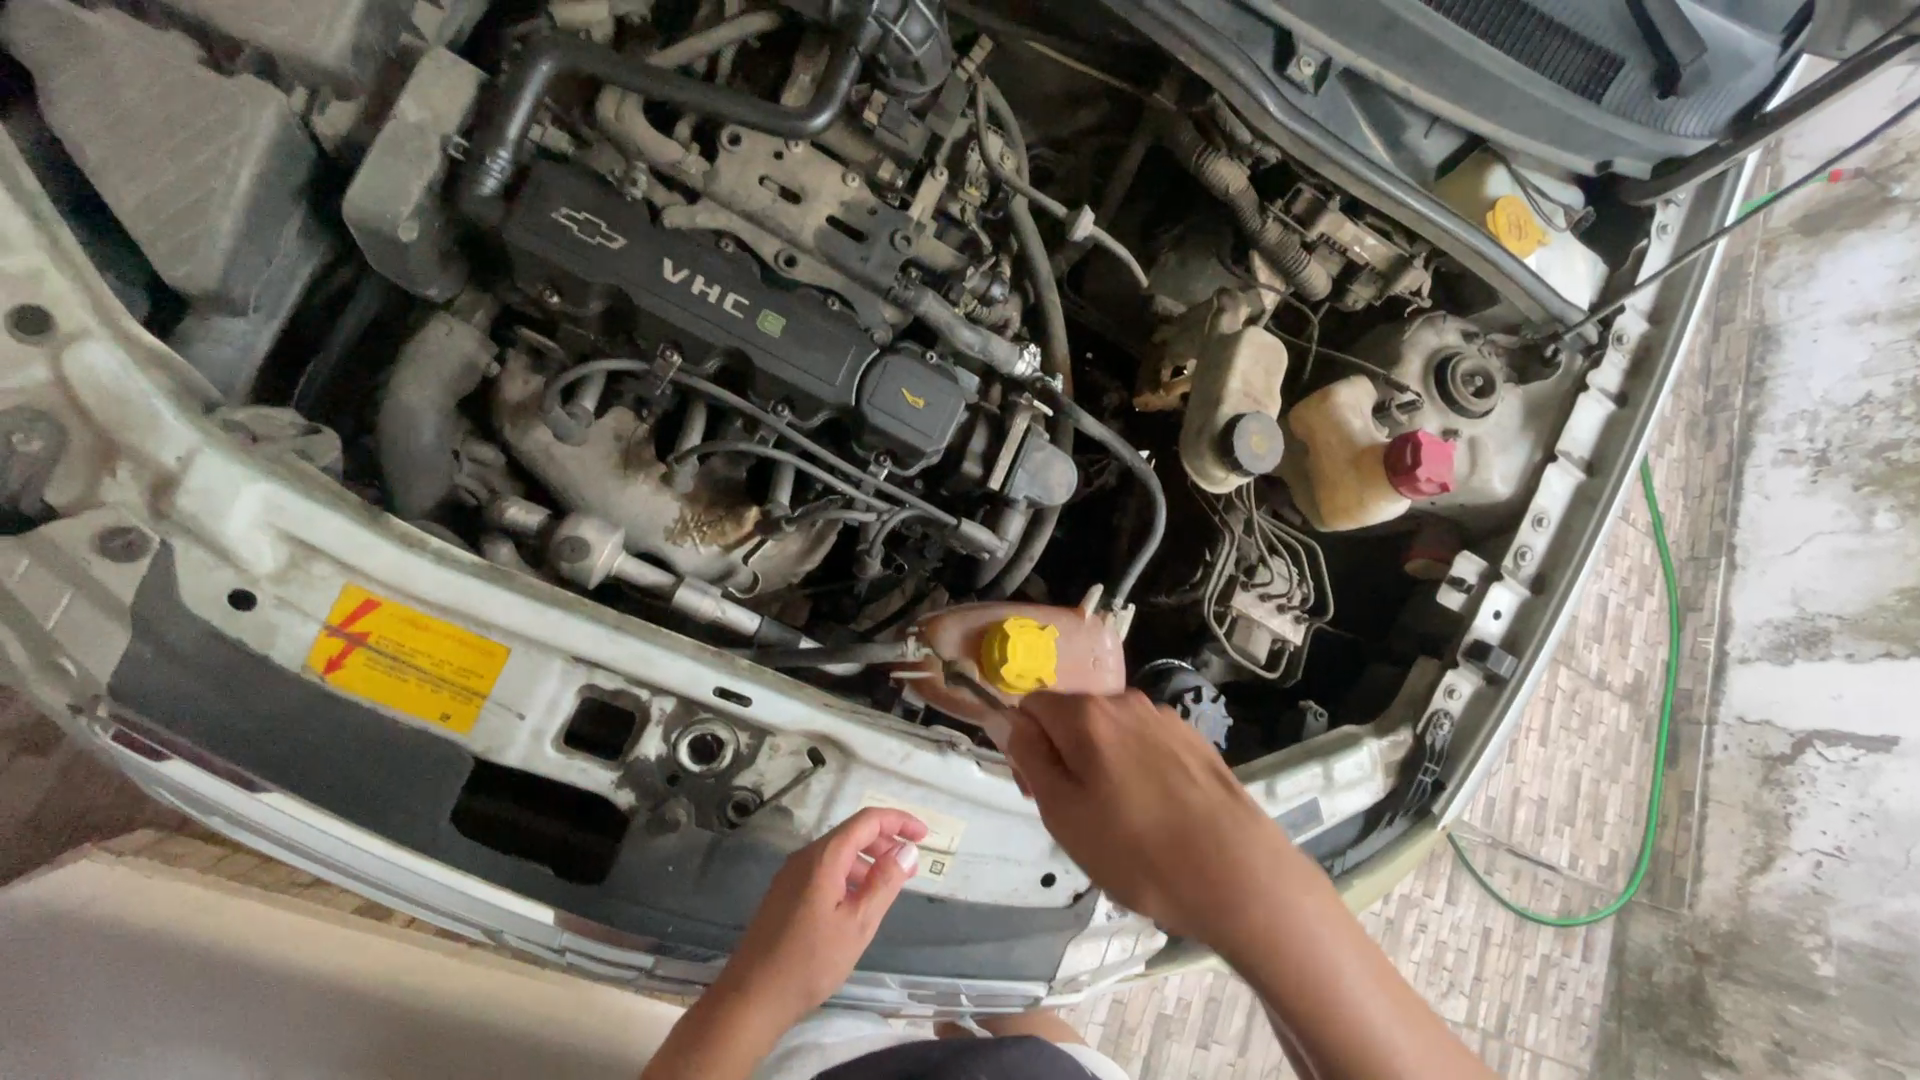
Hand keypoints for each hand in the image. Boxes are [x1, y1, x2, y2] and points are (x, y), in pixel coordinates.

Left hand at [711, 806, 928, 1025]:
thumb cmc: (810, 962)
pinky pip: (824, 871)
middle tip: (911, 866)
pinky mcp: (785, 894)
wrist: (751, 998)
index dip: (899, 821)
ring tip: (890, 886)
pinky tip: (859, 902)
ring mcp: (791, 876)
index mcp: (823, 858)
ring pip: (838, 854)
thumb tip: (907, 851)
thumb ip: (885, 883)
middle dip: (885, 842)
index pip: (867, 821)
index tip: (924, 836)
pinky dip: (849, 876)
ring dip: (868, 862)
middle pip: (851, 834)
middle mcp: (805, 858)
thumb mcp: (858, 924)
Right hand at [1003, 690, 1305, 953]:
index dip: (1025, 745)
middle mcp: (1126, 702)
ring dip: (1101, 765)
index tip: (1039, 792)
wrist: (1239, 876)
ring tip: (1121, 822)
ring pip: (1110, 733)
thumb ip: (1030, 758)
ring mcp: (1166, 720)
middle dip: (1063, 756)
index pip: (1031, 705)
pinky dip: (1137, 771)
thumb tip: (1010, 721)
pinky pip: (1146, 746)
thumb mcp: (1063, 813)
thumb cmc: (1137, 852)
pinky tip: (1156, 816)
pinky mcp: (1196, 742)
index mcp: (1087, 714)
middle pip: (1073, 718)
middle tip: (1078, 816)